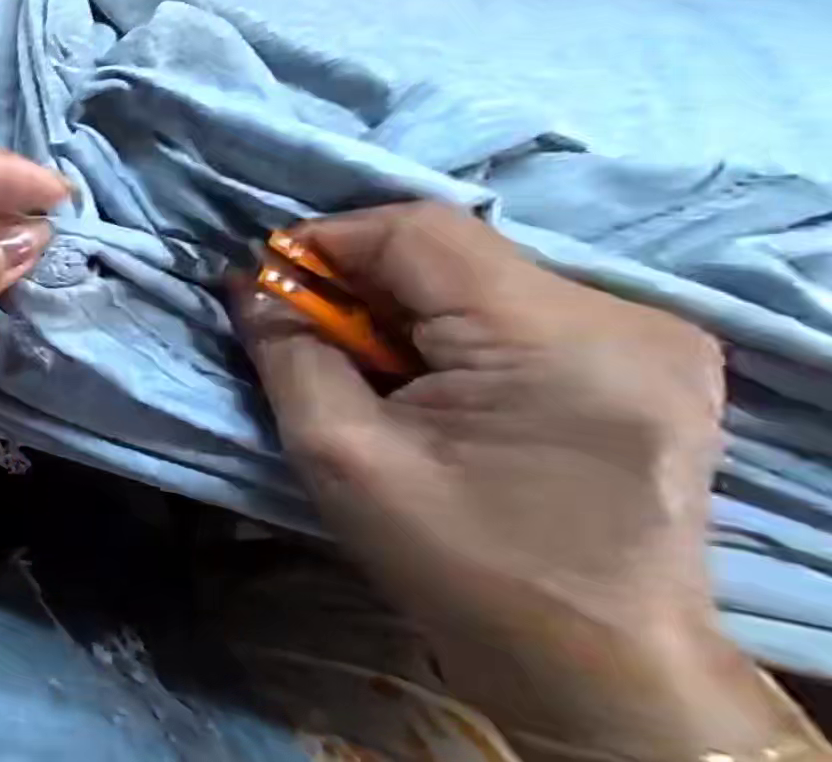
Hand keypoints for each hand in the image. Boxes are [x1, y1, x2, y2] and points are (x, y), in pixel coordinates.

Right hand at [234, 203, 817, 759]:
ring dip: (394, 298)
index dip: (326, 240)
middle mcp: (623, 318)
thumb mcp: (338, 453)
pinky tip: (419, 368)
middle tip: (305, 325)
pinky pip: (506, 298)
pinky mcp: (640, 355)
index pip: (418, 232)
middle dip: (356, 275)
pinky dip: (437, 318)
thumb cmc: (457, 565)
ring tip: (359, 355)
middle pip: (447, 246)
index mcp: (557, 344)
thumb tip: (247, 283)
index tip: (269, 283)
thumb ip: (285, 351)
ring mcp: (647, 335)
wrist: (594, 664)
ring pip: (472, 268)